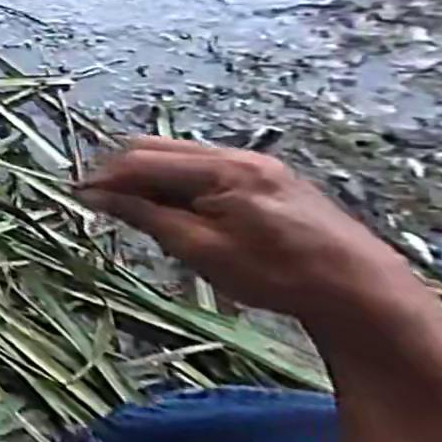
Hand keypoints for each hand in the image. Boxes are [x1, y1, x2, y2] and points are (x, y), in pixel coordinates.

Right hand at [78, 136, 421, 327]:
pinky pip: (200, 165)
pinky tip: (171, 207)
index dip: (104, 176)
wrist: (363, 293)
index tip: (78, 195)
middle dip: (120, 171)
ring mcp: (254, 163)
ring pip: (175, 154)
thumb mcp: (199, 248)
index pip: (141, 160)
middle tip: (101, 201)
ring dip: (145, 175)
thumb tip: (94, 195)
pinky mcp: (264, 176)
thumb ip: (143, 214)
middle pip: (154, 148)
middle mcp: (237, 155)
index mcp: (222, 170)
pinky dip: (172, 180)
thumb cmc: (275, 275)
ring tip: (133, 207)